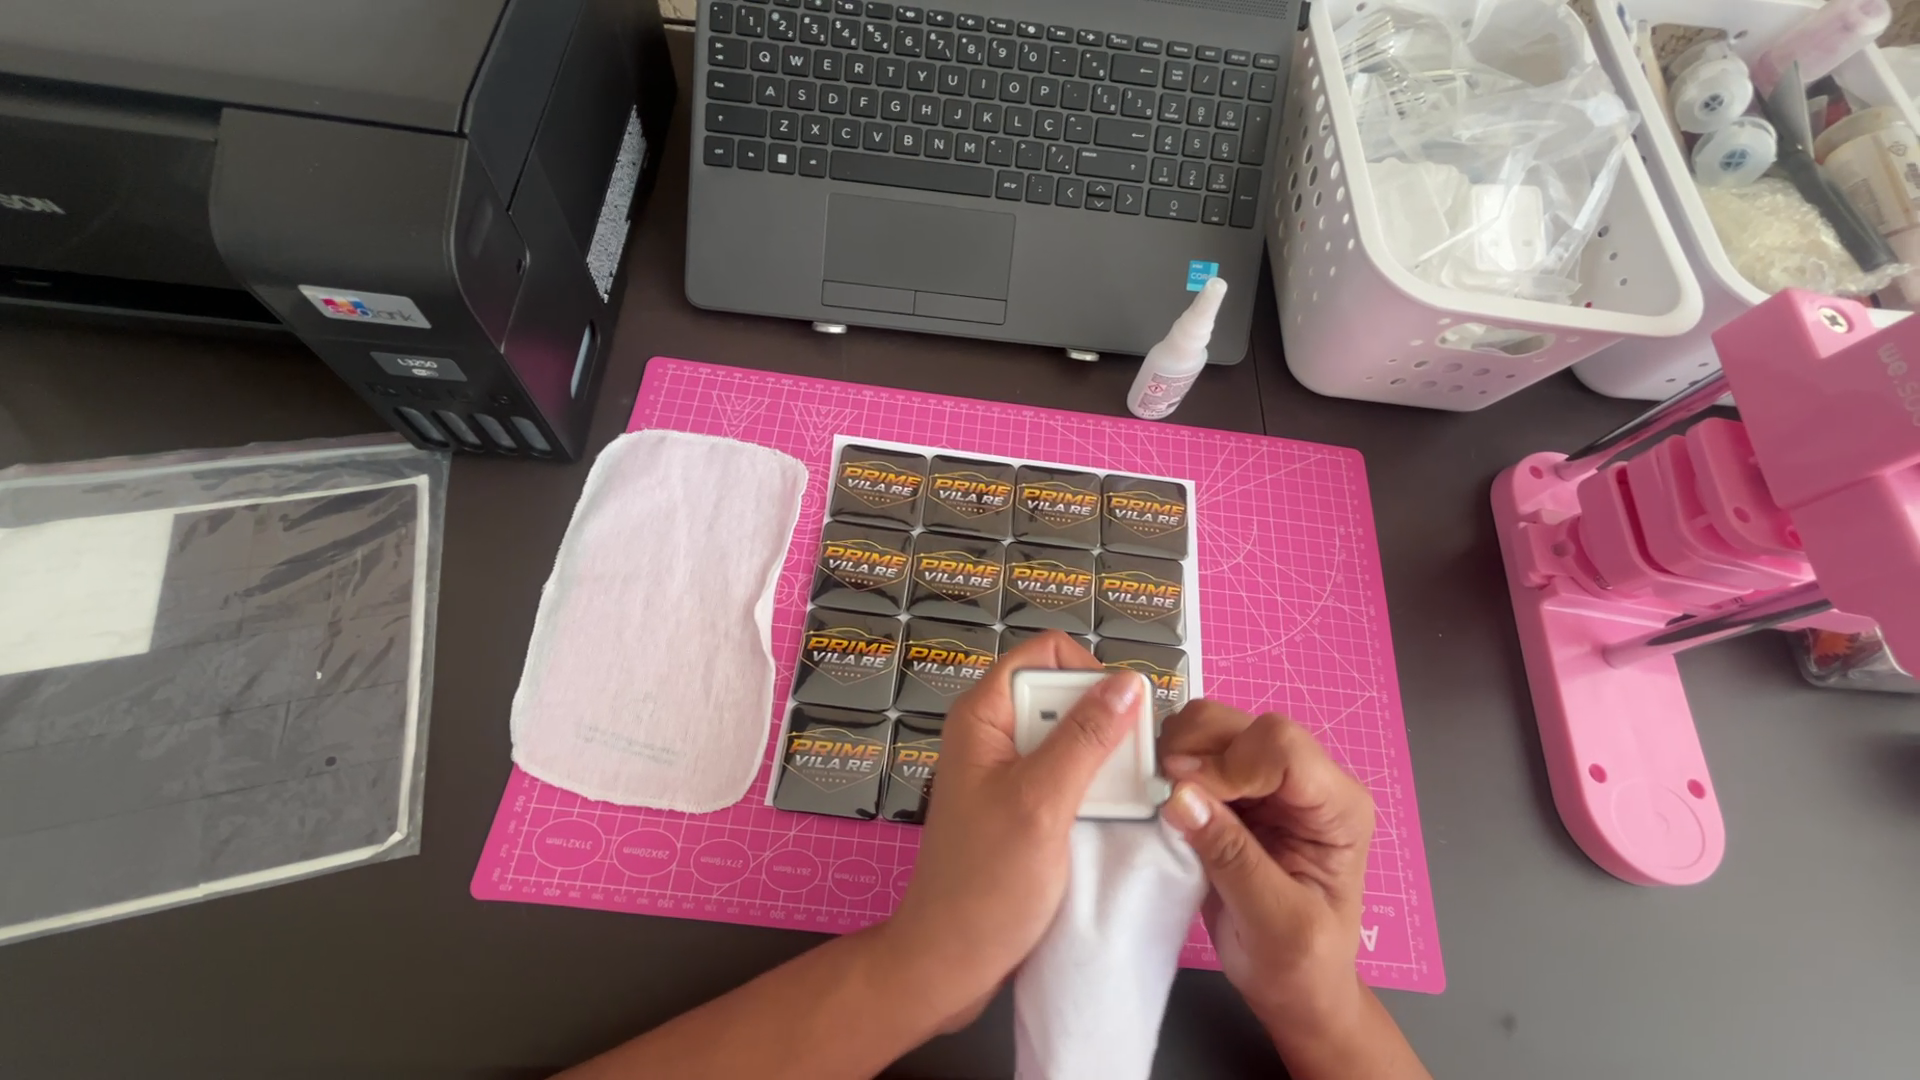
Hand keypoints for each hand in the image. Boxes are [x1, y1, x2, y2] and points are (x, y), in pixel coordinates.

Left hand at [886, 631, 1145, 1029]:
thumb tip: (1128, 681)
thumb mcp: (1042, 801)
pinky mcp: (1019, 798)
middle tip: (1132, 764)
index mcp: (983, 713)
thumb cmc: (988, 880)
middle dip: (1102, 717)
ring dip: (1102, 755)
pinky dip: (1091, 782)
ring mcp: (1004, 766)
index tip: (1122, 717)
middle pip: (1060, 690)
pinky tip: (1110, 811)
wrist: (951, 959)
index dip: (1088, 672)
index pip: (1044, 653)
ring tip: (1130, 791)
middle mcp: (992, 729)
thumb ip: (1084, 737)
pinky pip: (1063, 769)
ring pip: (1067, 732)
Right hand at [1156, 702, 1375, 1034]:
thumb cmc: (1299, 964)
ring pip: (1211, 725)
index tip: (1183, 799)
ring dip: (1177, 752)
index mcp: (1336, 805)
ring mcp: (1265, 776)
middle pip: (1242, 724)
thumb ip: (1232, 856)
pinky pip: (1192, 747)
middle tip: (1163, 795)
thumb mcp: (1275, 923)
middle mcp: (1304, 777)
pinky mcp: (1231, 783)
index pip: (1281, 746)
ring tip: (1162, 799)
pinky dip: (1168, 762)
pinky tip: (1161, 797)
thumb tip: (1178, 795)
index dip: (1228, 763)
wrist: (1293, 986)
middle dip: (1195, 751)